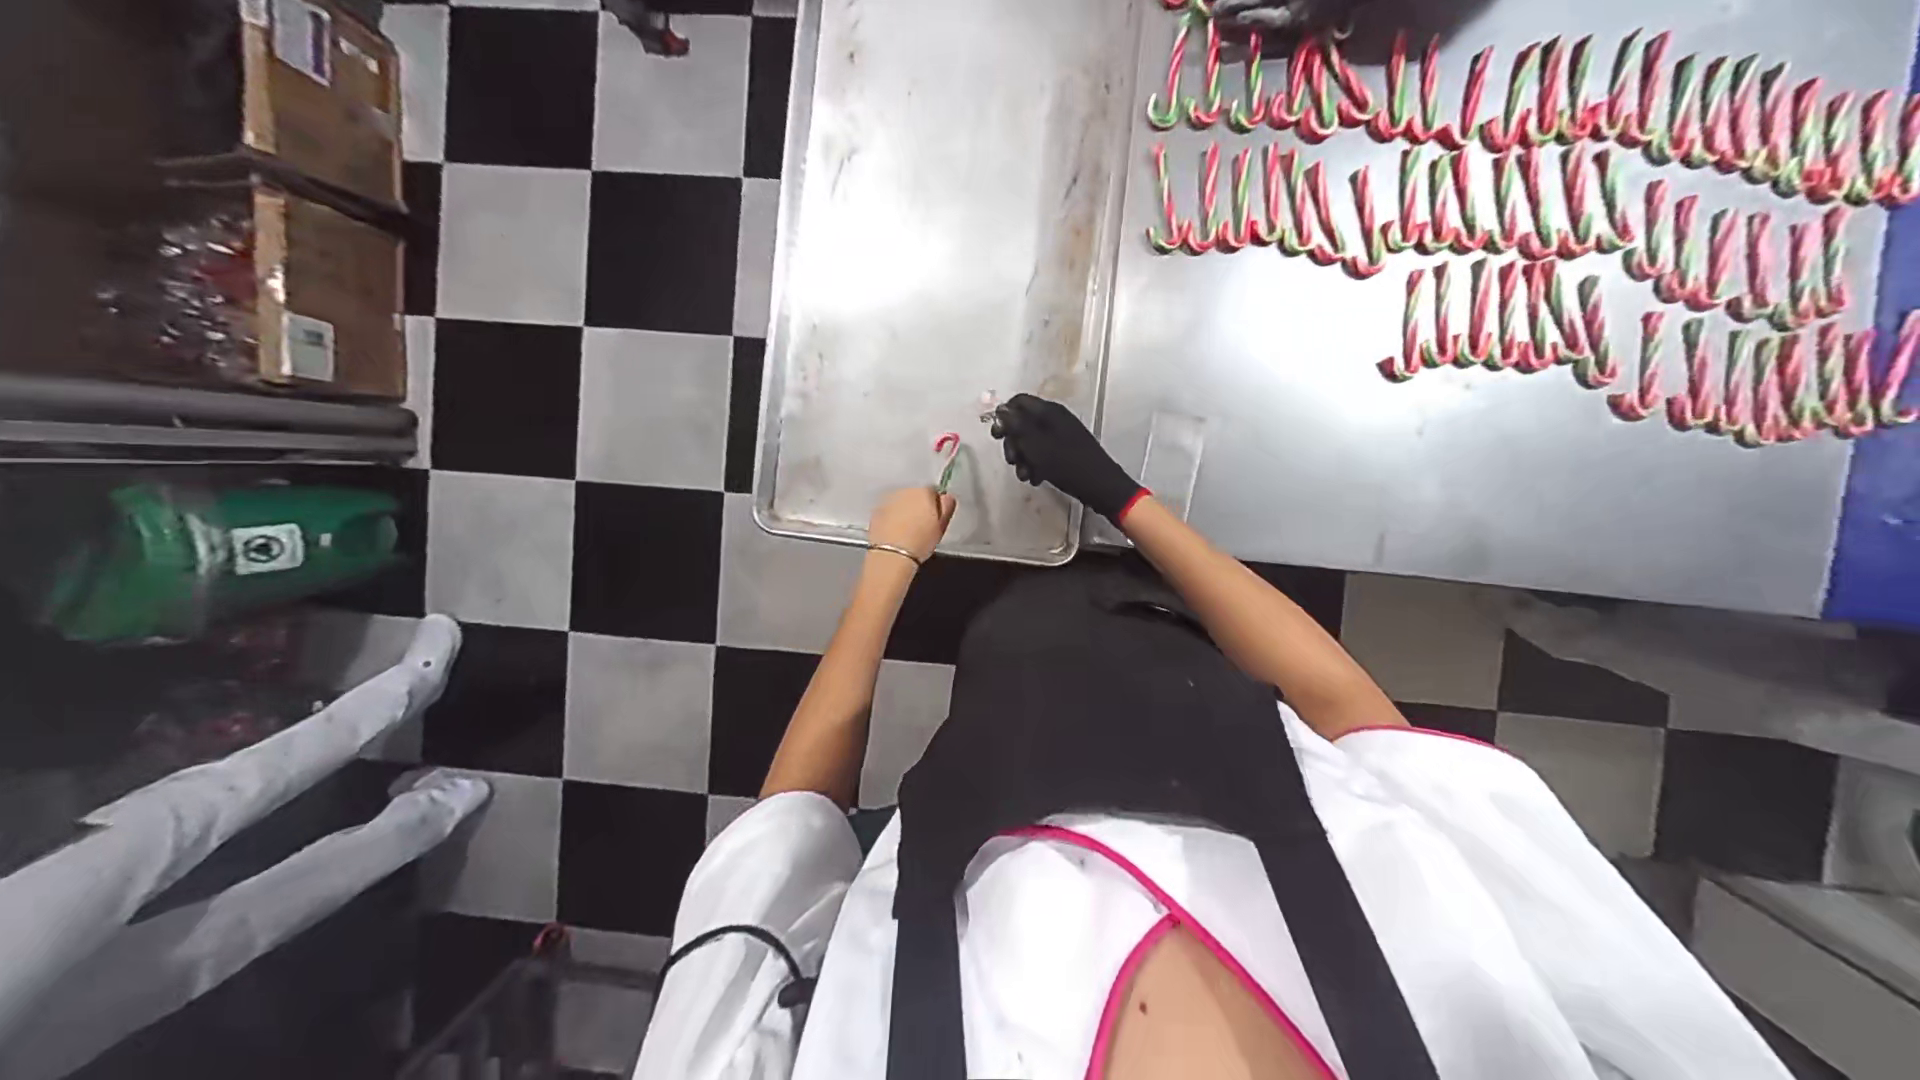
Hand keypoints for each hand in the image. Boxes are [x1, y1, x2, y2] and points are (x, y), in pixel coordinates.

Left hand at [867, 486, 956, 563]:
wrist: (892, 555)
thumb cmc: (919, 542)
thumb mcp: (942, 526)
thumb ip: (946, 507)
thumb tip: (946, 498)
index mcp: (924, 492)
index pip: (933, 491)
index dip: (935, 505)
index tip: (935, 518)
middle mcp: (905, 492)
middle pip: (915, 495)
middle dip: (918, 507)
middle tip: (921, 526)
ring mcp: (888, 501)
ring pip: (900, 502)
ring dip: (904, 511)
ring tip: (907, 532)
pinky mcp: (876, 512)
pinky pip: (887, 511)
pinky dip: (891, 518)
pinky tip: (895, 533)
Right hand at [990, 394, 1144, 522]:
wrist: (1099, 485)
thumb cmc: (1066, 463)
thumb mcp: (1035, 444)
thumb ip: (1015, 425)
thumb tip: (1000, 409)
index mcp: (1048, 411)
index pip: (1019, 402)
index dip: (1004, 416)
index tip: (997, 436)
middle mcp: (1055, 419)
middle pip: (1023, 423)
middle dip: (1013, 443)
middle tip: (1012, 460)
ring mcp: (1062, 435)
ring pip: (1032, 441)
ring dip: (1024, 458)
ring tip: (1025, 475)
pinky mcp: (1066, 451)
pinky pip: (1044, 453)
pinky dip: (1036, 464)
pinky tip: (1037, 478)